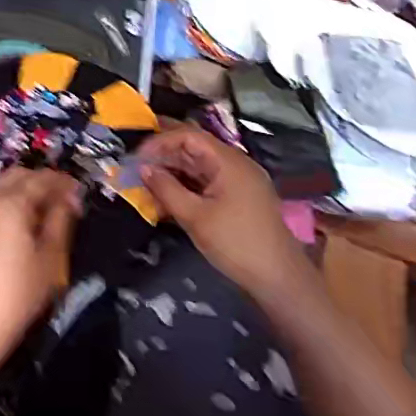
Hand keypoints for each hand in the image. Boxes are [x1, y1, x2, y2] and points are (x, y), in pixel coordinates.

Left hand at [0, 167, 82, 347]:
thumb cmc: (19, 292)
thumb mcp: (51, 257)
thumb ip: (60, 220)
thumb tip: (68, 199)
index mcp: (12, 202)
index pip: (42, 179)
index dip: (63, 182)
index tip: (77, 193)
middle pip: (18, 174)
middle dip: (40, 180)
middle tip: (60, 199)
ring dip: (20, 187)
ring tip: (38, 209)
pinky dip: (2, 198)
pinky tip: (14, 220)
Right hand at [136, 128, 311, 297]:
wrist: (279, 279)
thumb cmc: (235, 243)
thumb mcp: (195, 217)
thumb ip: (166, 189)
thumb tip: (144, 168)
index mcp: (228, 161)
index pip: (189, 136)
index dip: (160, 142)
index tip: (136, 157)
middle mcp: (236, 165)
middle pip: (195, 149)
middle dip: (164, 157)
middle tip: (136, 168)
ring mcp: (240, 182)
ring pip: (200, 168)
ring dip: (174, 174)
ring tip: (147, 186)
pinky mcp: (240, 198)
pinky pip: (208, 183)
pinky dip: (187, 188)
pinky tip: (168, 200)